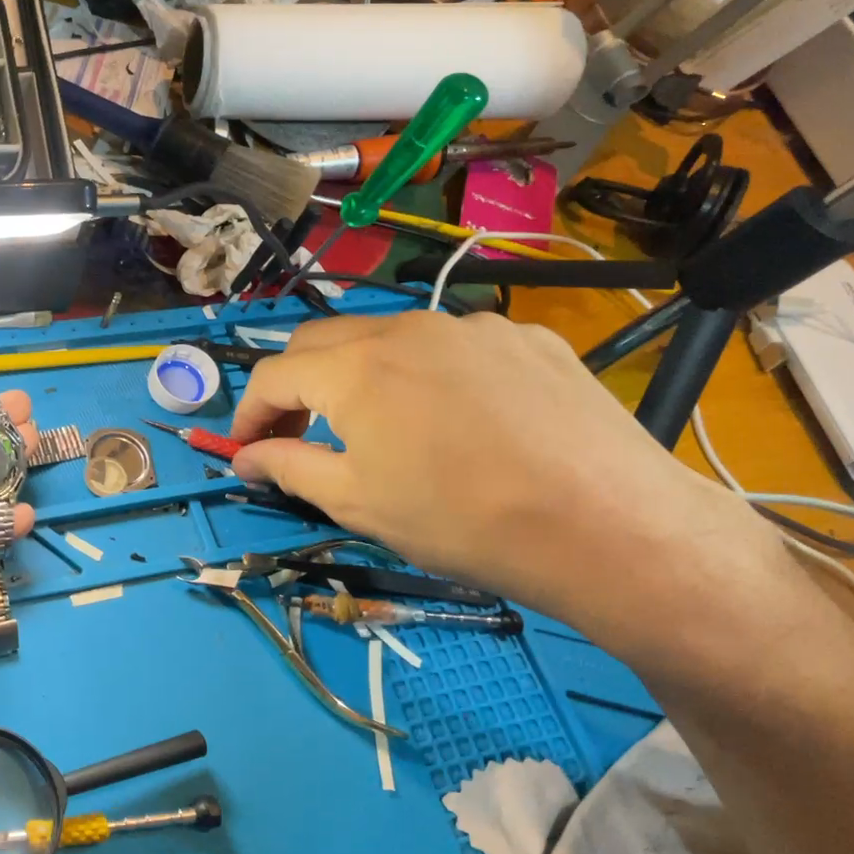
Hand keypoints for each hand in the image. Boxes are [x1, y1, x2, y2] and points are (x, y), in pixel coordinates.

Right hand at [228, 312, 769, 623]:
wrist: (610, 527)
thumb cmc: (462, 521)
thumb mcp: (357, 502)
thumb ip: (287, 468)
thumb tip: (243, 458)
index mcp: (354, 369)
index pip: (274, 375)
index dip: (248, 412)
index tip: (245, 449)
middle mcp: (405, 329)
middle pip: (322, 342)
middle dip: (297, 385)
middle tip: (300, 433)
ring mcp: (471, 326)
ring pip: (389, 338)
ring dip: (361, 375)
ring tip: (382, 426)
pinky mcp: (526, 338)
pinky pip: (453, 345)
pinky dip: (429, 374)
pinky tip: (457, 418)